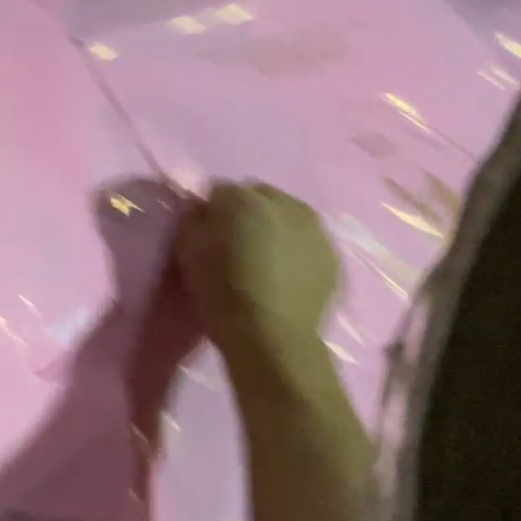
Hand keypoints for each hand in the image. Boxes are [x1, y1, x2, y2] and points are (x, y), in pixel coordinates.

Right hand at [176, 181, 342, 388]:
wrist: (270, 332)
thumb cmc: (218, 285)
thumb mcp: (186, 246)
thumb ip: (194, 218)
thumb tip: (202, 209)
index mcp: (244, 199)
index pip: (219, 188)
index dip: (209, 207)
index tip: (203, 227)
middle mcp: (286, 206)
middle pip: (259, 194)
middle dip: (245, 209)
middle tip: (232, 236)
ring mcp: (316, 231)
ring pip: (288, 214)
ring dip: (273, 225)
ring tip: (260, 252)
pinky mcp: (334, 256)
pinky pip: (307, 239)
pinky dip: (294, 246)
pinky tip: (282, 268)